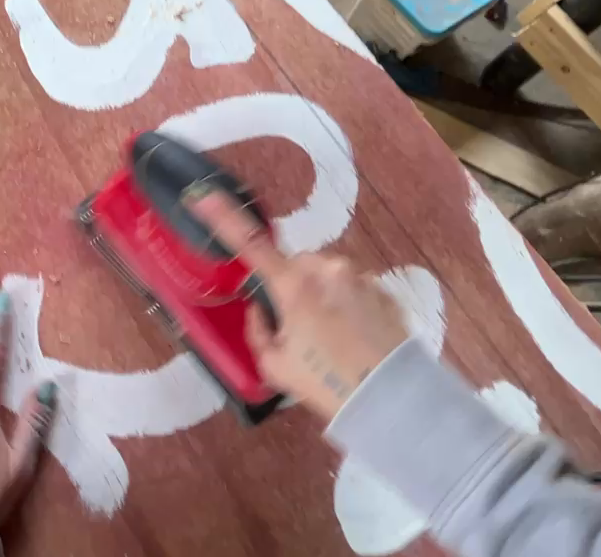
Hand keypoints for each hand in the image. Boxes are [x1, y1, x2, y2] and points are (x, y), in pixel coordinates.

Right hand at [191, 192, 408, 420]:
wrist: (397, 404)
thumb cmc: (327, 384)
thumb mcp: (275, 366)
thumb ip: (259, 331)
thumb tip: (261, 310)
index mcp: (293, 285)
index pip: (249, 243)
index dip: (223, 217)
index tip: (204, 196)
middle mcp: (325, 269)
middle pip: (295, 265)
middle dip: (292, 286)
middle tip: (300, 328)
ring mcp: (358, 277)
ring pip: (327, 276)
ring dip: (323, 296)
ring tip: (335, 339)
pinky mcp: (384, 290)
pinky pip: (355, 289)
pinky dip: (350, 306)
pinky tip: (357, 338)